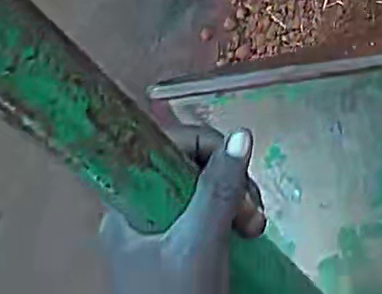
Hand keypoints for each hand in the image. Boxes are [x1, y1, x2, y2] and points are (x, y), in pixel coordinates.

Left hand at [99, 126, 265, 293]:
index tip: (234, 166)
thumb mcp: (200, 245)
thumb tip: (241, 133)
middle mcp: (140, 214)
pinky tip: (248, 231)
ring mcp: (158, 233)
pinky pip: (209, 211)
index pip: (165, 146)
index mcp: (128, 208)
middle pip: (190, 165)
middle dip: (228, 177)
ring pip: (204, 187)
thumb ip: (218, 189)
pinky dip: (233, 215)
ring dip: (237, 197)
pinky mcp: (177, 249)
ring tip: (254, 226)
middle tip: (250, 207)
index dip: (204, 145)